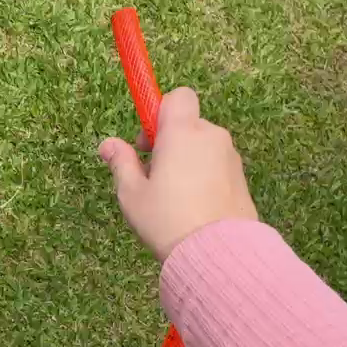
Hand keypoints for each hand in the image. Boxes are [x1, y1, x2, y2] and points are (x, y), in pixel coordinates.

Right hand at [97, 87, 258, 261]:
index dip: (158, 113)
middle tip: (151, 176)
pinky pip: (214, 164)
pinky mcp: (239, 174)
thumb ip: (121, 163)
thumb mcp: (131, 193)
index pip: (177, 97)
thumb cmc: (165, 219)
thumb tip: (107, 144)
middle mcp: (210, 136)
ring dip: (185, 160)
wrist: (214, 249)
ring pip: (201, 146)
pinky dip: (200, 175)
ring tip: (170, 197)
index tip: (145, 143)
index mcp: (181, 134)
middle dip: (168, 143)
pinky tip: (189, 205)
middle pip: (187, 125)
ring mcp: (229, 154)